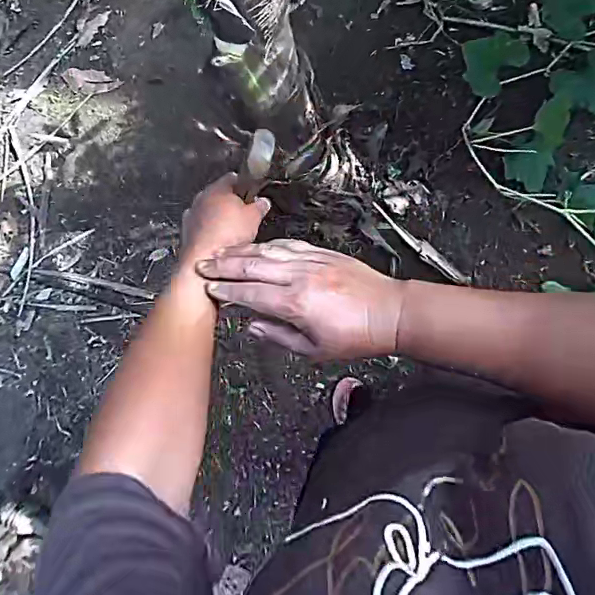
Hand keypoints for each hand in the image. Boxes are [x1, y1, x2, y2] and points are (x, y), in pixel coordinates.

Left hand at [179, 173, 271, 264]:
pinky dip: (208, 229)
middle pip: (217, 194)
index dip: (242, 182)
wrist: (205, 259)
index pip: (230, 178)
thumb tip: (263, 202)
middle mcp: (201, 198)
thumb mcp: (254, 218)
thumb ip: (259, 206)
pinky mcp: (187, 231)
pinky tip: (217, 239)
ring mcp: (192, 214)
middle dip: (229, 200)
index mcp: (217, 189)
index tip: (247, 187)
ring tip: (230, 227)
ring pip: (207, 210)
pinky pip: (200, 225)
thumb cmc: (228, 235)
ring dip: (217, 215)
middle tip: (242, 210)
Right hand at [200, 240, 403, 360]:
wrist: (391, 312)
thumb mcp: (315, 350)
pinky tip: (256, 246)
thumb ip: (279, 336)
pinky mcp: (322, 253)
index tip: (209, 288)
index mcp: (295, 303)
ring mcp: (311, 261)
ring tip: (221, 251)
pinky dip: (268, 244)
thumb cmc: (357, 336)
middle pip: (252, 266)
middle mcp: (299, 277)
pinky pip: (288, 244)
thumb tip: (252, 326)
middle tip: (203, 264)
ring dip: (241, 251)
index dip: (227, 291)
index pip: (250, 293)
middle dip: (224, 265)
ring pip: (267, 251)